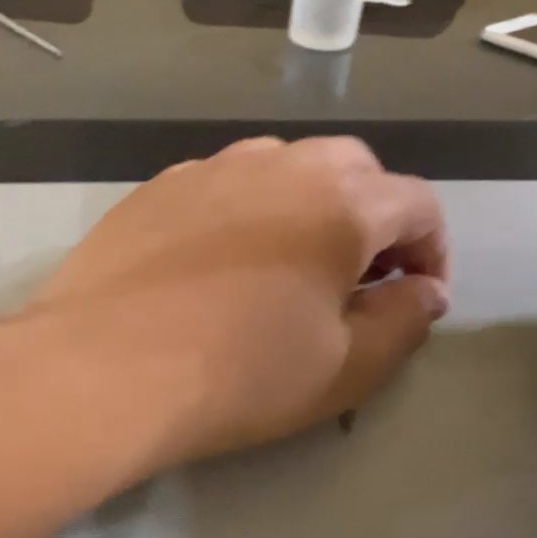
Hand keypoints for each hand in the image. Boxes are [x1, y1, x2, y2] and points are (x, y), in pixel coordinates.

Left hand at [17, 136, 449, 467]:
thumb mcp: (345, 367)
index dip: (433, 248)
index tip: (419, 295)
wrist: (103, 365)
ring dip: (307, 202)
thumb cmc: (239, 373)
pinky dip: (246, 207)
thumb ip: (403, 320)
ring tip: (290, 262)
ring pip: (282, 164)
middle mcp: (277, 164)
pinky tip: (222, 258)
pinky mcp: (158, 185)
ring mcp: (209, 168)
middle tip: (359, 276)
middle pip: (351, 167)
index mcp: (338, 201)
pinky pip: (222, 181)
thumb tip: (425, 290)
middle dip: (373, 214)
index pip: (416, 201)